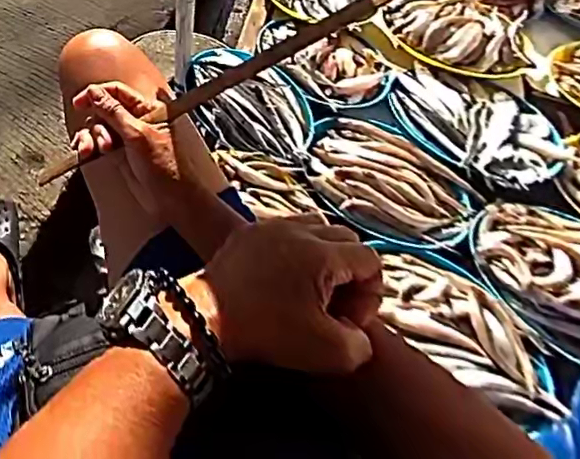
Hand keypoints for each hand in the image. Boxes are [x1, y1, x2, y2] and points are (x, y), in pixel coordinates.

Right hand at [71, 82, 191, 219]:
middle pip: (101, 109)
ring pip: (95, 126)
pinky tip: (86, 152)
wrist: (172, 202)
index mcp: (146, 110)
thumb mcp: (137, 135)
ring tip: (94, 149)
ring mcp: (124, 137)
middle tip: (101, 138)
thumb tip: (94, 92)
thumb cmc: (167, 168)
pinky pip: (94, 142)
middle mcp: (134, 120)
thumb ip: (113, 111)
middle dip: (95, 123)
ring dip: (90, 137)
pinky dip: (87, 145)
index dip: (96, 94)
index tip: (80, 102)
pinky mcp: (117, 152)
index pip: (115, 91)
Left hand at [185, 220, 382, 374]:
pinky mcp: (244, 231)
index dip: (371, 293)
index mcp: (317, 252)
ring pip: (313, 227)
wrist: (208, 314)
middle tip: (334, 303)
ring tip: (313, 289)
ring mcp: (263, 226)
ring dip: (324, 256)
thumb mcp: (339, 353)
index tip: (348, 318)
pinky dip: (295, 249)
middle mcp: (290, 229)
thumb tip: (353, 322)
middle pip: (343, 236)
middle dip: (351, 271)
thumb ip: (365, 337)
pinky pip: (284, 230)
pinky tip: (287, 279)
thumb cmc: (270, 331)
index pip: (370, 258)